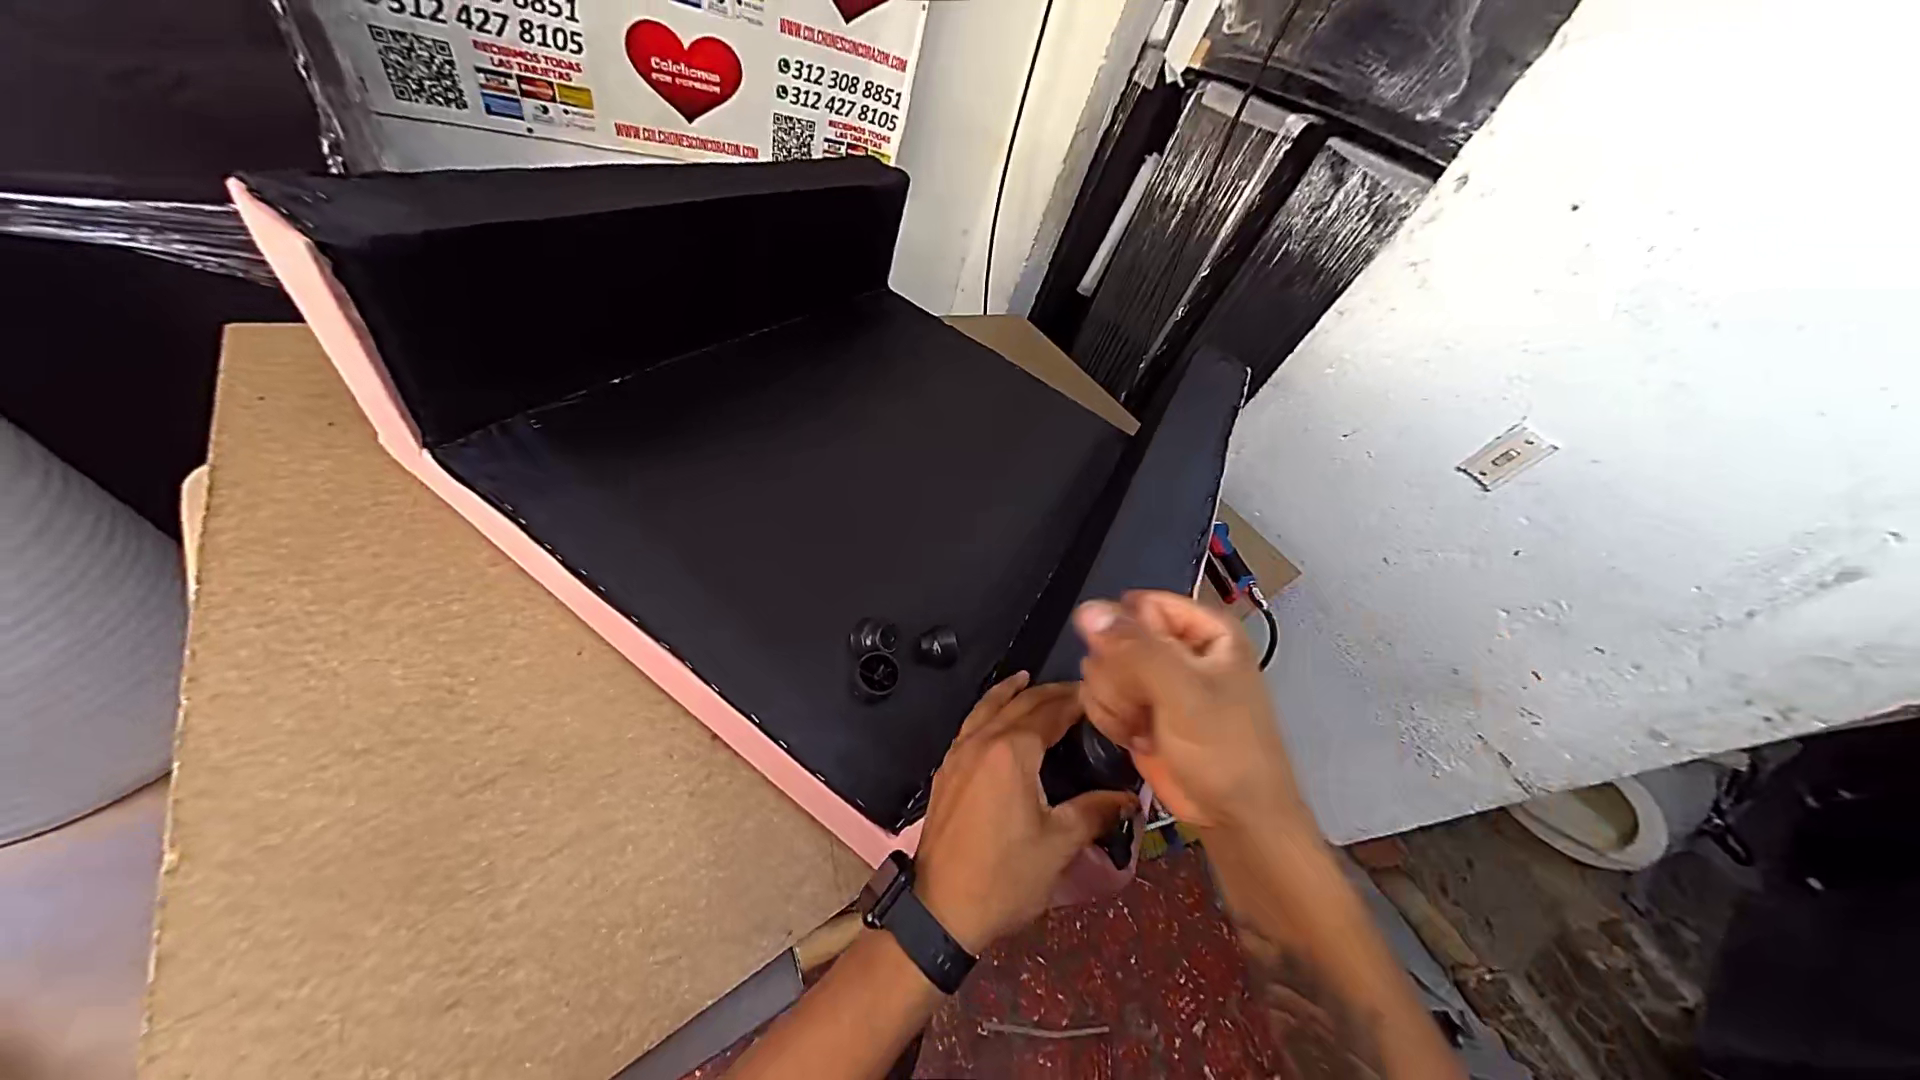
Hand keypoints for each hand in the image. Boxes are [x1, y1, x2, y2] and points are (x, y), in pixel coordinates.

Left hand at [914, 673, 1137, 953]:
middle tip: (1076, 689)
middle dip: (1049, 692)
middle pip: (1019, 703)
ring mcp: (958, 754)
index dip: (1076, 700)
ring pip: (987, 708)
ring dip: (1011, 692)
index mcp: (1011, 752)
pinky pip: (970, 724)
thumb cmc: (1005, 877)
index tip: (1099, 694)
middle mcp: (982, 742)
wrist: (942, 910)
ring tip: (1028, 680)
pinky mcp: (945, 770)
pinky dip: (987, 709)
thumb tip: (1130, 798)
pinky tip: (995, 717)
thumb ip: (1095, 811)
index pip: (1050, 712)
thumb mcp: (1059, 845)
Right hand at [1073, 591, 1309, 834]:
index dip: (1129, 633)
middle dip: (1119, 674)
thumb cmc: (1225, 750)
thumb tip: (1087, 610)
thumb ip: (1135, 648)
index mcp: (1203, 630)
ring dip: (1114, 700)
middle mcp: (1174, 647)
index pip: (1141, 605)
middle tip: (1145, 703)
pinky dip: (1111, 717)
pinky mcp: (1134, 707)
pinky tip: (1135, 735)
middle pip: (1113, 635)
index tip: (1131, 664)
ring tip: (1144, 723)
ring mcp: (1151, 679)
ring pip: (1099, 665)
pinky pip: (1098, 693)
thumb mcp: (1184, 692)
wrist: (1233, 818)